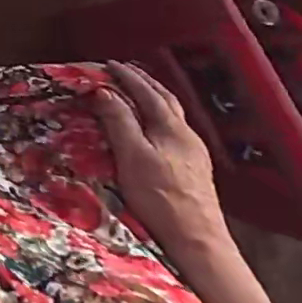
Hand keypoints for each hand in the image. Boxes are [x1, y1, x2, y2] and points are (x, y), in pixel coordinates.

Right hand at [94, 61, 234, 261]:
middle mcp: (186, 135)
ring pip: (172, 114)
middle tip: (124, 70)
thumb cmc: (159, 195)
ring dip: (153, 97)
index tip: (109, 64)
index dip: (128, 77)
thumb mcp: (132, 155)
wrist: (196, 238)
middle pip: (166, 100)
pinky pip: (173, 128)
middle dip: (144, 81)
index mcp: (172, 129)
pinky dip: (158, 114)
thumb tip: (105, 91)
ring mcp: (193, 152)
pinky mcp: (193, 167)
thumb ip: (119, 122)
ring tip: (136, 89)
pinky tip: (152, 123)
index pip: (148, 93)